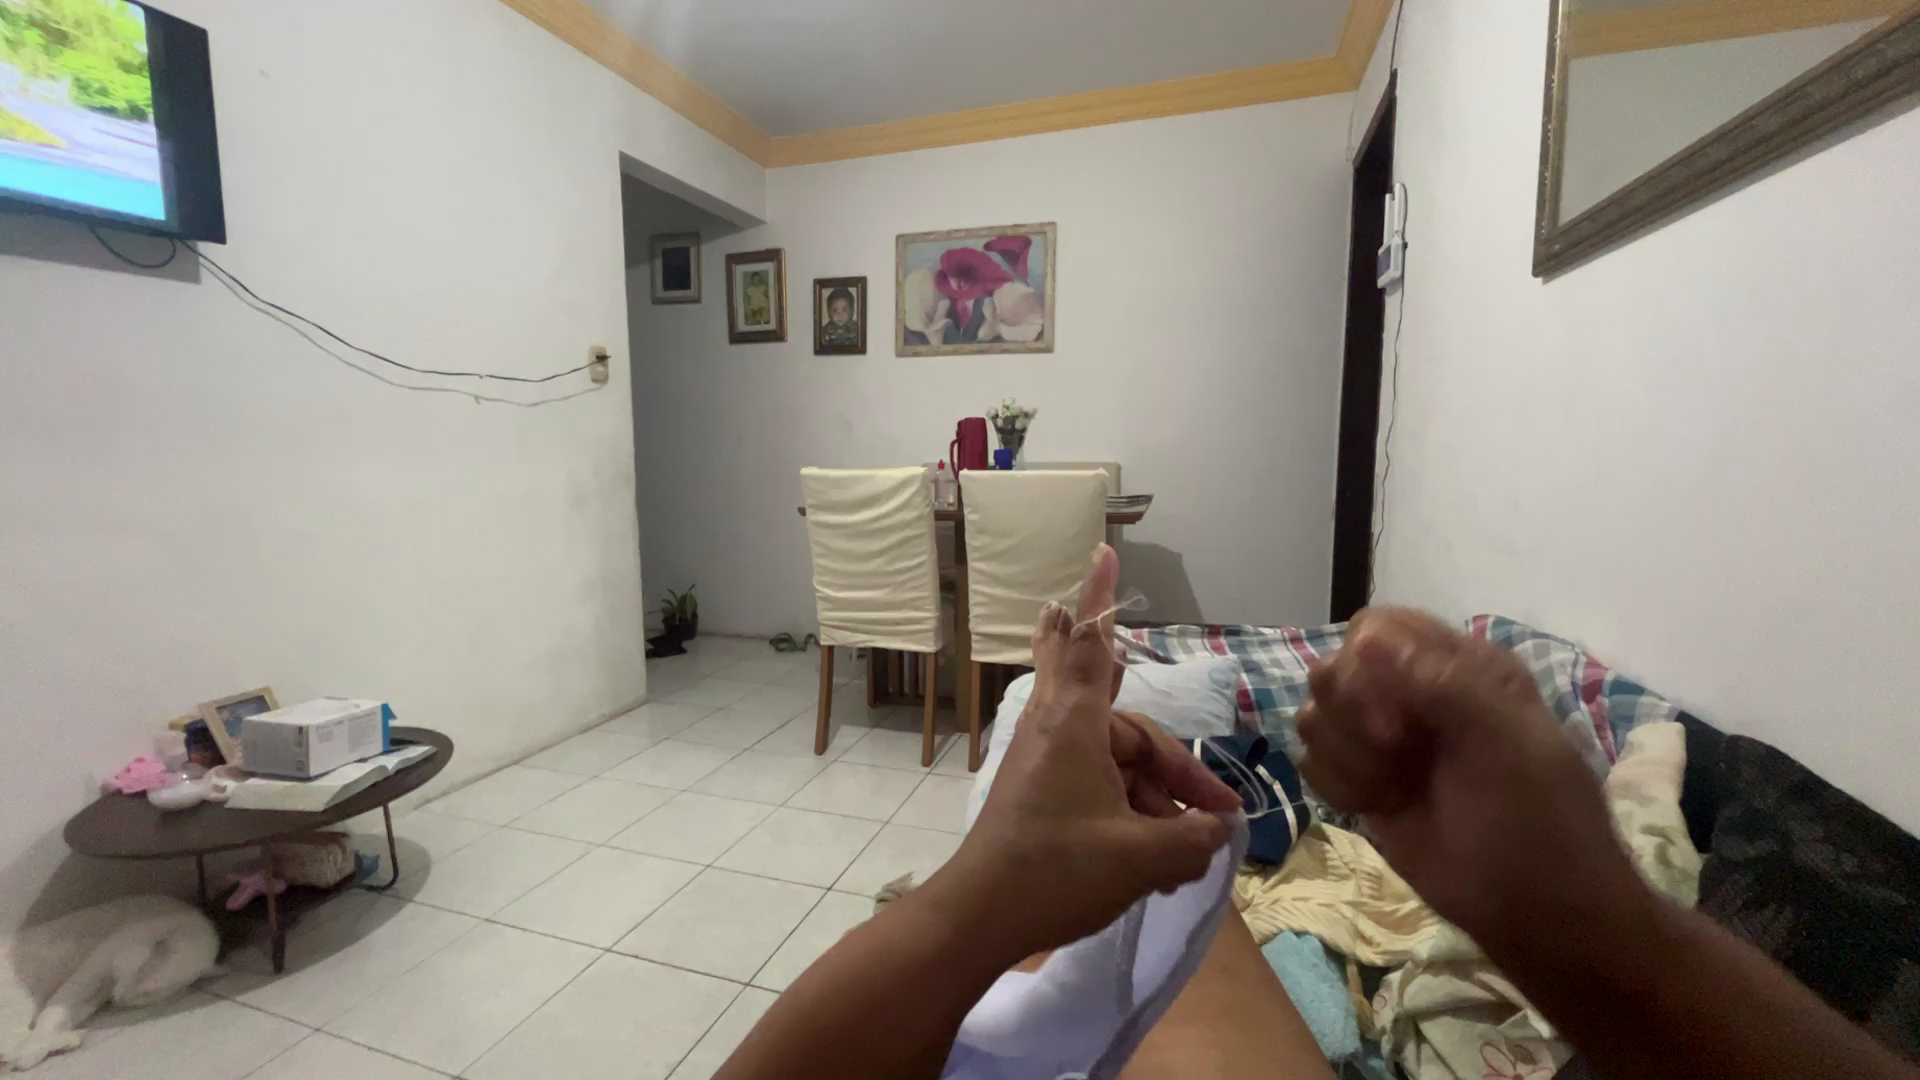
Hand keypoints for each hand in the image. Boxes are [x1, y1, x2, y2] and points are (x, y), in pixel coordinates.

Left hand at [938, 545, 1240, 961]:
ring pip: (1117, 761)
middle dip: (1171, 765)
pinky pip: (1100, 783)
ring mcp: (1047, 760)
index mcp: (1074, 723)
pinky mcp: (1043, 789)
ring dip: (1154, 801)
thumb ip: (1191, 840)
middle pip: (1127, 723)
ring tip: (1184, 852)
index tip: (1102, 550)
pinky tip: (1157, 854)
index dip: (1100, 595)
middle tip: (1205, 798)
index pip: (1089, 642)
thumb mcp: (1139, 858)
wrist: (982, 913)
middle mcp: (1058, 728)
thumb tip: (1216, 830)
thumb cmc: (1057, 871)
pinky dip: (1131, 811)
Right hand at [1296, 608, 1644, 952]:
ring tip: (1393, 789)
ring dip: (1348, 758)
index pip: (1376, 627)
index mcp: (1456, 665)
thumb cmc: (1538, 823)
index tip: (1393, 719)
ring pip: (1313, 715)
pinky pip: (1307, 759)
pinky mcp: (1354, 776)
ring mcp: (1378, 736)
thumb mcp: (1510, 746)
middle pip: (1331, 669)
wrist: (1536, 915)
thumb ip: (1445, 683)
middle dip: (1354, 718)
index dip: (1366, 665)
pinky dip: (1338, 786)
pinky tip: (1376, 806)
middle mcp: (1409, 691)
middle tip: (1397, 755)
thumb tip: (1365, 641)